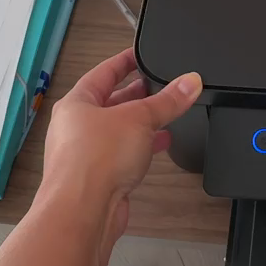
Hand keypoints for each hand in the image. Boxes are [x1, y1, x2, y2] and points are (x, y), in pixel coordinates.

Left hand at [40, 48, 200, 237]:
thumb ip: (168, 101)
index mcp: (76, 104)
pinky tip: (159, 144)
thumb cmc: (93, 162)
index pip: (103, 73)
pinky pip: (122, 154)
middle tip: (155, 84)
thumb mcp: (140, 119)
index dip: (124, 62)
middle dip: (135, 94)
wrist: (82, 211)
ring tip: (163, 113)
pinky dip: (141, 146)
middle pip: (110, 102)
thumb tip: (189, 82)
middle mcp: (76, 128)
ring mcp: (85, 154)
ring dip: (141, 122)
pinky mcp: (98, 177)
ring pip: (117, 130)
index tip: (139, 54)